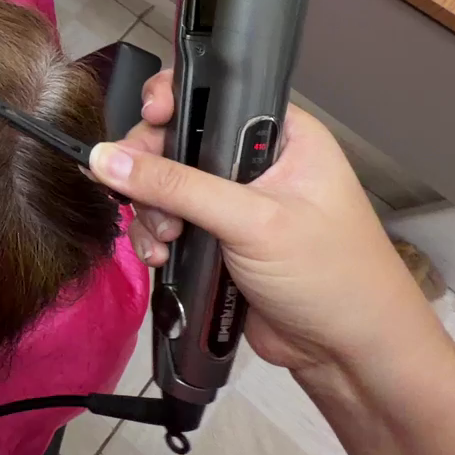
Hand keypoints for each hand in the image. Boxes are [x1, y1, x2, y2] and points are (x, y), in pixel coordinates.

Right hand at [90, 71, 447, 378]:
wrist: (353, 359)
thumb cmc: (329, 276)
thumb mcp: (252, 221)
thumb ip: (174, 186)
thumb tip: (101, 157)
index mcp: (281, 136)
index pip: (214, 94)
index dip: (174, 99)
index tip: (149, 119)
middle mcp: (251, 160)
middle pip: (173, 140)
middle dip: (149, 171)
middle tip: (142, 199)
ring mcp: (228, 200)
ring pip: (159, 182)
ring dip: (148, 211)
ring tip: (163, 243)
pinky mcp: (211, 236)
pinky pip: (162, 219)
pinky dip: (152, 236)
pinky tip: (160, 259)